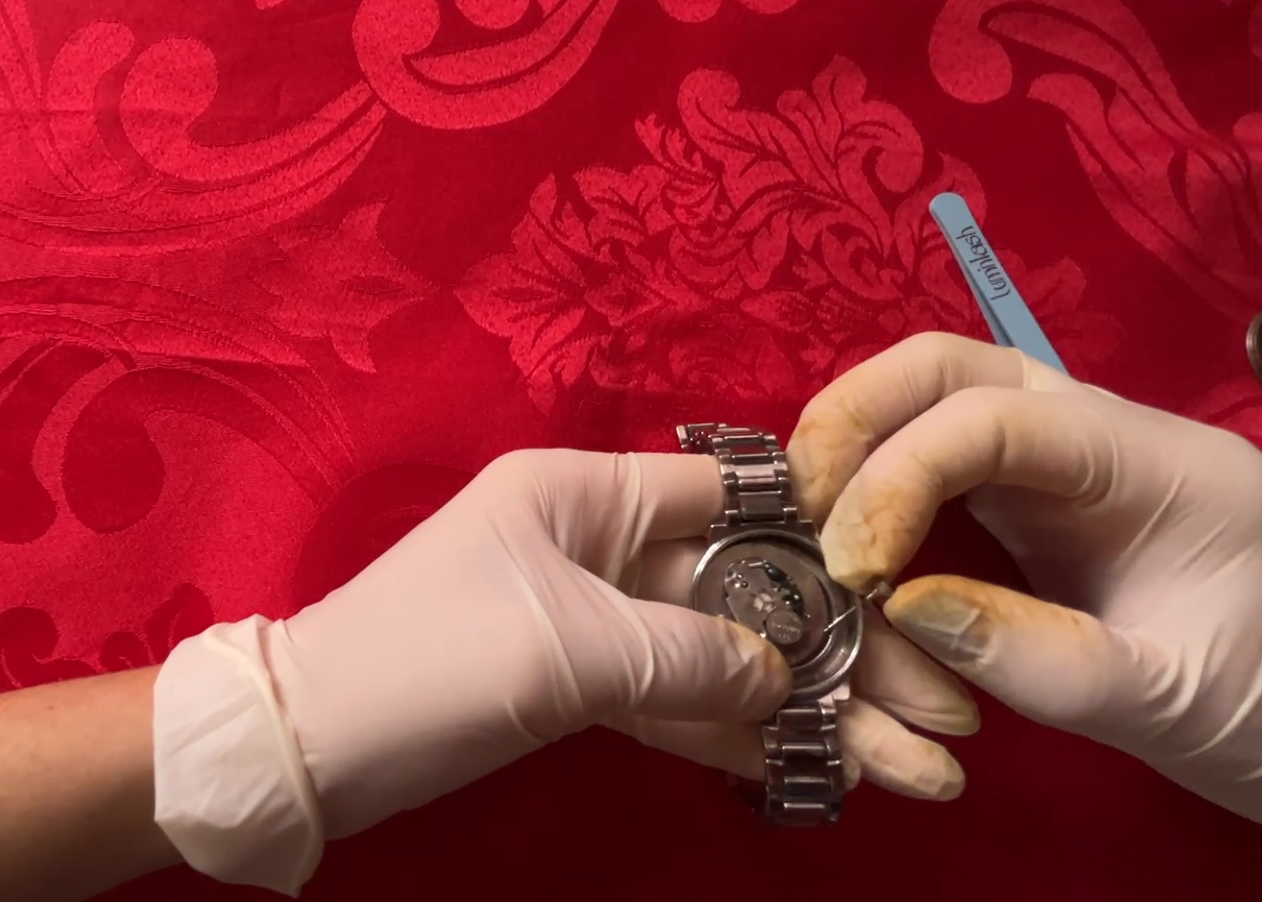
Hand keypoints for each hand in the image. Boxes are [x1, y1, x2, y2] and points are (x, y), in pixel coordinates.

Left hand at [153, 449, 971, 892]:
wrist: (323, 739)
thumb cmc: (429, 660)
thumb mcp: (563, 647)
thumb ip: (682, 654)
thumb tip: (779, 670)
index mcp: (579, 495)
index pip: (715, 493)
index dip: (805, 529)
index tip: (896, 577)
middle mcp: (591, 541)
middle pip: (730, 584)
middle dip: (825, 644)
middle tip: (939, 710)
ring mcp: (588, 614)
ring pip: (710, 650)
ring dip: (798, 704)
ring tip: (914, 761)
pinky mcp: (578, 680)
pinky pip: (671, 696)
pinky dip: (734, 731)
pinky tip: (818, 767)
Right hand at [790, 332, 1261, 898]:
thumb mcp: (1174, 709)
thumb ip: (1036, 659)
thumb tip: (893, 602)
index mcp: (1161, 466)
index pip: (993, 421)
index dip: (897, 479)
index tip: (852, 570)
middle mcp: (1100, 428)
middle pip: (943, 364)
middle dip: (851, 420)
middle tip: (800, 501)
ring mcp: (1057, 448)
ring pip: (921, 386)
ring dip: (845, 436)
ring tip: (807, 510)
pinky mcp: (1021, 481)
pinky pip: (920, 437)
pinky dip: (862, 465)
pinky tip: (839, 517)